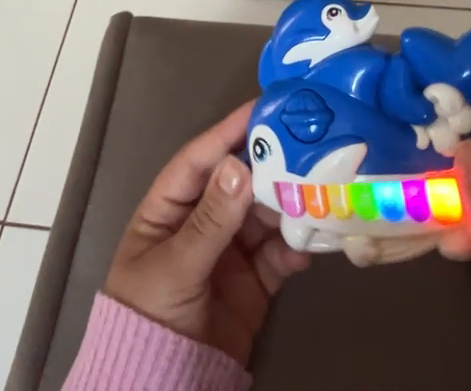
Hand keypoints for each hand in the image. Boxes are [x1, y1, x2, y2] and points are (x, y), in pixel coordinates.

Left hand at [103, 101, 312, 364]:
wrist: (161, 383)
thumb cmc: (150, 313)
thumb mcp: (175, 265)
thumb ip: (210, 221)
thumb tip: (239, 166)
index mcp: (169, 207)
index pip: (201, 160)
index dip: (229, 132)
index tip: (263, 107)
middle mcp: (202, 221)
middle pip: (240, 183)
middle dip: (271, 166)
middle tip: (308, 144)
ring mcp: (230, 251)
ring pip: (265, 215)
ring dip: (290, 204)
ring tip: (320, 189)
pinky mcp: (255, 282)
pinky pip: (281, 254)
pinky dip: (299, 246)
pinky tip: (316, 239)